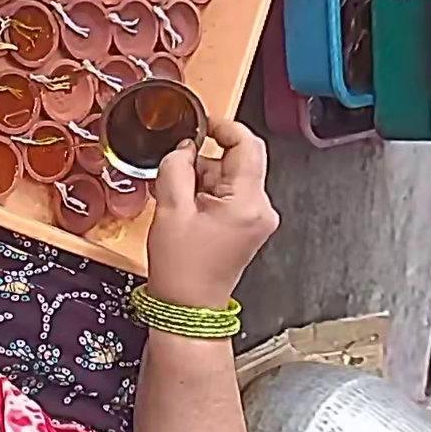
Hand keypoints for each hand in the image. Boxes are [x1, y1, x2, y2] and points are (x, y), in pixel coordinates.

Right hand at [145, 118, 278, 308]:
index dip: (224, 127)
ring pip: (227, 178)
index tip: (201, 124)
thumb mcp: (170, 210)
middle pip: (234, 163)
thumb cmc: (181, 268)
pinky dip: (204, 195)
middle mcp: (260, 209)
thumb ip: (175, 168)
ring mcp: (255, 218)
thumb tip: (182, 147)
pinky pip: (226, 195)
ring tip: (176, 204)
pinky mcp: (246, 226)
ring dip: (199, 181)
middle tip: (173, 176)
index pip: (248, 145)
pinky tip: (184, 211)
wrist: (186, 307)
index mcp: (247, 203)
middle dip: (201, 163)